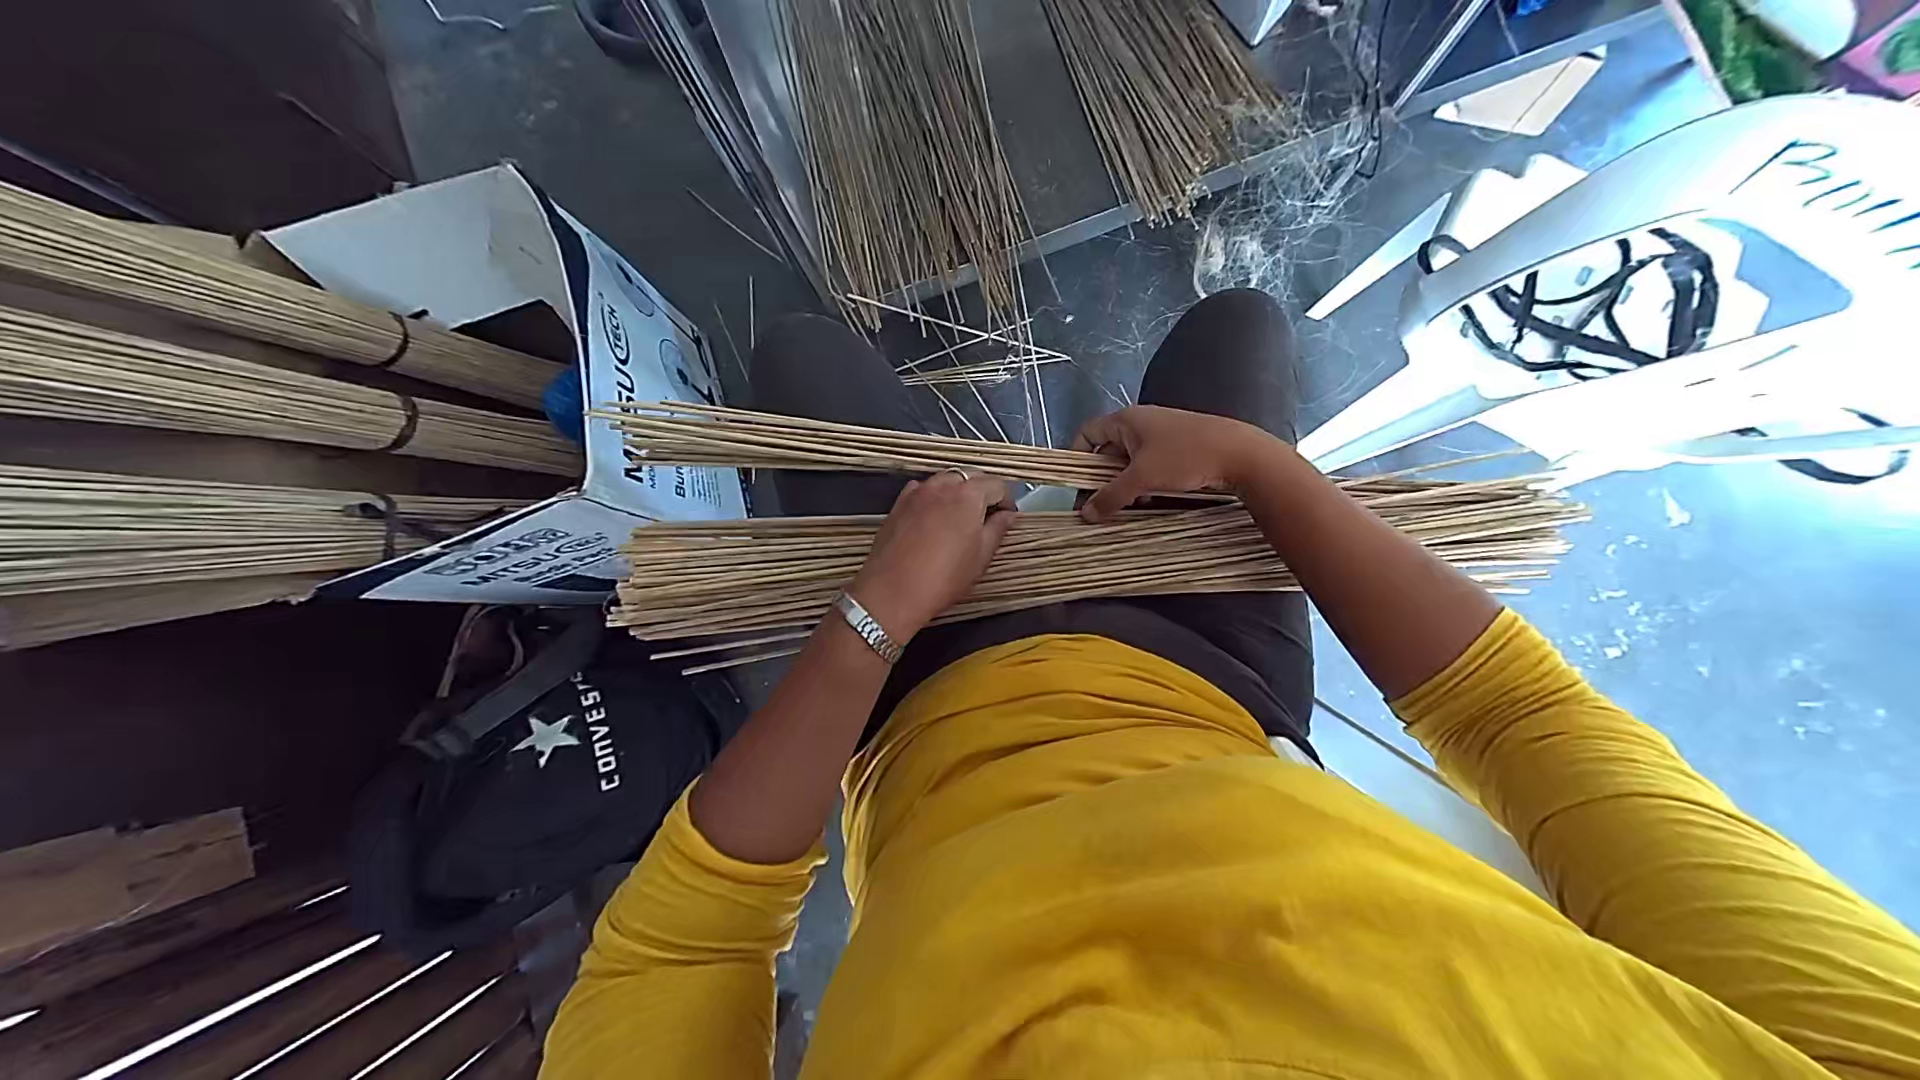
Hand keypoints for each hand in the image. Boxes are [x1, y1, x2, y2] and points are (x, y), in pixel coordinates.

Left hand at [847, 471, 1015, 640]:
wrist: (893, 591)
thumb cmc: (944, 577)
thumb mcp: (981, 557)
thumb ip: (997, 529)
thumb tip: (1008, 515)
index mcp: (969, 495)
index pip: (997, 485)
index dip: (1007, 500)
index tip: (1007, 517)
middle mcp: (943, 485)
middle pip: (971, 476)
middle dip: (983, 491)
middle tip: (988, 516)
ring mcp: (918, 492)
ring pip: (946, 480)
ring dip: (958, 491)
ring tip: (962, 517)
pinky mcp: (899, 503)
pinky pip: (924, 490)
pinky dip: (935, 496)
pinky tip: (935, 518)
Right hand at [1071, 405, 1286, 520]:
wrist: (1242, 455)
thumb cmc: (1186, 457)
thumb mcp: (1143, 478)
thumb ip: (1111, 496)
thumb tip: (1086, 513)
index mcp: (1126, 420)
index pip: (1087, 433)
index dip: (1076, 457)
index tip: (1075, 484)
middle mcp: (1141, 423)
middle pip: (1108, 451)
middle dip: (1102, 478)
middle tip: (1100, 503)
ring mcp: (1162, 435)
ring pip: (1130, 462)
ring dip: (1125, 484)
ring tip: (1129, 506)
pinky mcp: (1179, 448)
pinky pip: (1150, 466)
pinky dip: (1145, 483)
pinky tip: (1152, 501)